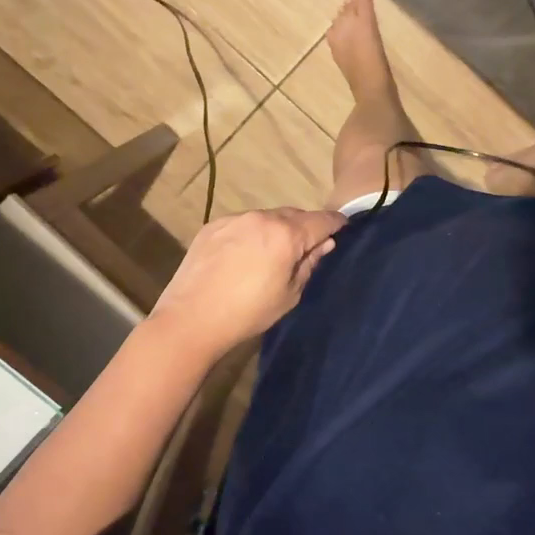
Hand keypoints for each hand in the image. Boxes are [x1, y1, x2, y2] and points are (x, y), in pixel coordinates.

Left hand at [147, 207, 346, 358]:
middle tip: (306, 248)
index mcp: (287, 234)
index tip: (343, 228)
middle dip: (305, 228)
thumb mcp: (289, 294)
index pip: (322, 220)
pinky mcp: (213, 226)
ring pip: (267, 217)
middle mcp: (262, 217)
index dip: (336, 224)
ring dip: (276, 230)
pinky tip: (243, 257)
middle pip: (294, 215)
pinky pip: (242, 224)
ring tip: (271, 254)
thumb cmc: (247, 313)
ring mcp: (234, 219)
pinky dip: (251, 234)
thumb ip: (309, 264)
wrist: (191, 319)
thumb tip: (325, 244)